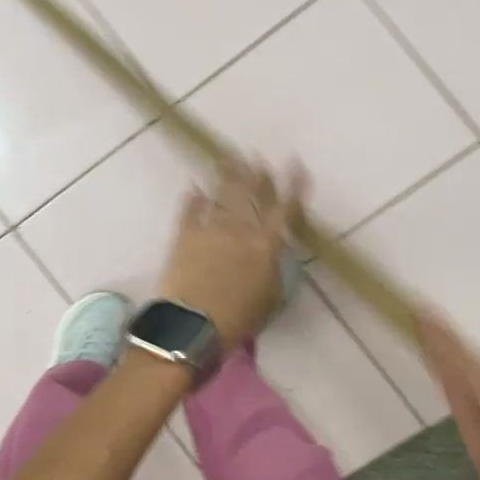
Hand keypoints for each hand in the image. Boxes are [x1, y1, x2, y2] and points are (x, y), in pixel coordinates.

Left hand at [156, 162, 302, 344]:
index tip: (296, 164)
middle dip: (255, 174)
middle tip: (255, 157)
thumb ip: (274, 267)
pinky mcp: (183, 236)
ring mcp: (210, 230)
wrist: (192, 323)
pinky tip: (194, 186)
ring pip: (221, 196)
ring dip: (226, 177)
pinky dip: (193, 198)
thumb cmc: (237, 318)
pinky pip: (189, 211)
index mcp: (266, 246)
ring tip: (227, 160)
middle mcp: (240, 231)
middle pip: (250, 195)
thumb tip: (275, 250)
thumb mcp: (270, 296)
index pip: (285, 209)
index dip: (292, 185)